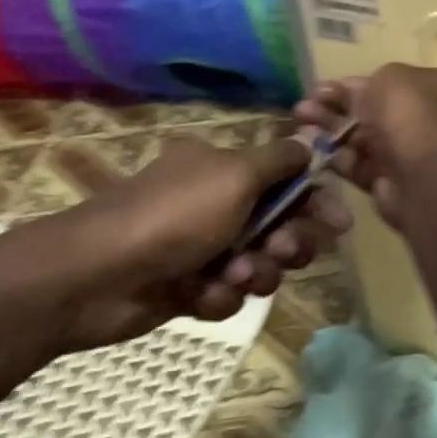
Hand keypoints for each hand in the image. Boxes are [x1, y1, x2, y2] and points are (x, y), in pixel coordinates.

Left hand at [0, 134, 353, 352]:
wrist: (97, 277)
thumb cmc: (175, 216)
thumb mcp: (236, 174)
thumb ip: (280, 160)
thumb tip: (309, 141)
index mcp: (221, 169)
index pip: (285, 180)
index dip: (315, 201)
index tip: (339, 224)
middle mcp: (213, 203)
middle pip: (278, 224)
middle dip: (287, 241)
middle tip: (284, 251)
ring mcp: (200, 247)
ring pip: (258, 262)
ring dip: (256, 271)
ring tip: (236, 275)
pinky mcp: (187, 288)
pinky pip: (228, 292)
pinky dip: (222, 295)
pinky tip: (203, 295)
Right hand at [294, 63, 436, 231]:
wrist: (422, 173)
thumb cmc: (408, 113)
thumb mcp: (390, 77)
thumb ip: (372, 81)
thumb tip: (360, 93)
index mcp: (425, 89)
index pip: (381, 83)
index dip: (348, 86)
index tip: (318, 88)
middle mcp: (416, 119)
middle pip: (367, 111)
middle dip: (333, 107)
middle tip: (301, 108)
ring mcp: (402, 152)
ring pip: (358, 138)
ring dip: (327, 130)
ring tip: (299, 125)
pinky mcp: (386, 180)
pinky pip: (356, 165)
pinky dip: (333, 156)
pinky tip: (307, 148)